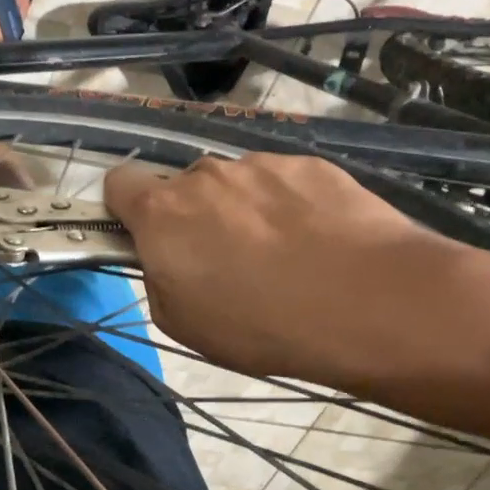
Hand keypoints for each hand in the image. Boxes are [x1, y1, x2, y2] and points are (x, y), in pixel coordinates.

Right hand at [103, 154, 458, 381]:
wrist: (371, 303)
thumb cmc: (259, 324)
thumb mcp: (181, 322)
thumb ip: (158, 278)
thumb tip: (166, 259)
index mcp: (160, 212)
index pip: (118, 183)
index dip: (127, 209)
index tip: (146, 238)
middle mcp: (204, 175)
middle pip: (183, 187)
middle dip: (192, 216)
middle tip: (223, 262)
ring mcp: (261, 165)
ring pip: (235, 185)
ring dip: (243, 211)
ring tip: (282, 257)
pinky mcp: (312, 166)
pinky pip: (284, 184)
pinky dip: (290, 208)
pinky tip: (318, 245)